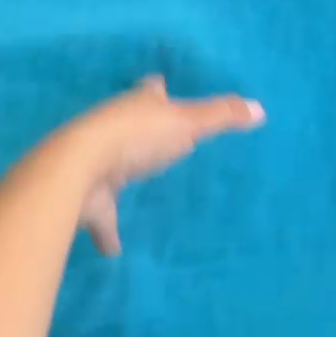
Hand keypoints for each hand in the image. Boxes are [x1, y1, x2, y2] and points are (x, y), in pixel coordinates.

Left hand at [60, 76, 264, 255]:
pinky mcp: (83, 198)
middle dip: (139, 128)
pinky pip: (101, 215)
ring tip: (135, 180)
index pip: (150, 91)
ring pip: (109, 163)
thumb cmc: (137, 137)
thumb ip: (224, 117)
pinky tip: (115, 249)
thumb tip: (261, 110)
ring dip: (119, 171)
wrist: (74, 172)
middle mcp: (112, 128)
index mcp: (139, 105)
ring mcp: (93, 162)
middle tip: (157, 135)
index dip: (157, 90)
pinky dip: (107, 230)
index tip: (162, 87)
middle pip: (127, 123)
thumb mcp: (190, 123)